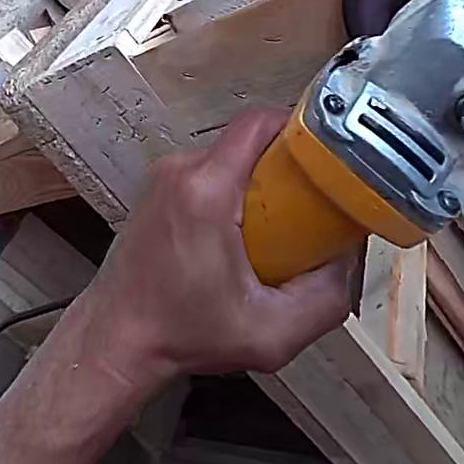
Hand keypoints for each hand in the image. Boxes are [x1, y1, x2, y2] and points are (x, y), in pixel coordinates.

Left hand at [75, 109, 353, 394]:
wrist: (116, 341)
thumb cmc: (181, 333)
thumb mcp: (269, 334)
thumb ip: (324, 299)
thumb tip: (347, 257)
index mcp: (206, 191)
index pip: (257, 123)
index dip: (296, 125)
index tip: (321, 151)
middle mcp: (183, 171)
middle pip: (248, 138)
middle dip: (284, 159)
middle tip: (307, 197)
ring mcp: (167, 176)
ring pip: (230, 153)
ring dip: (259, 175)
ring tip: (277, 219)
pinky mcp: (160, 188)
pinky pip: (210, 168)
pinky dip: (234, 186)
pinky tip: (243, 228)